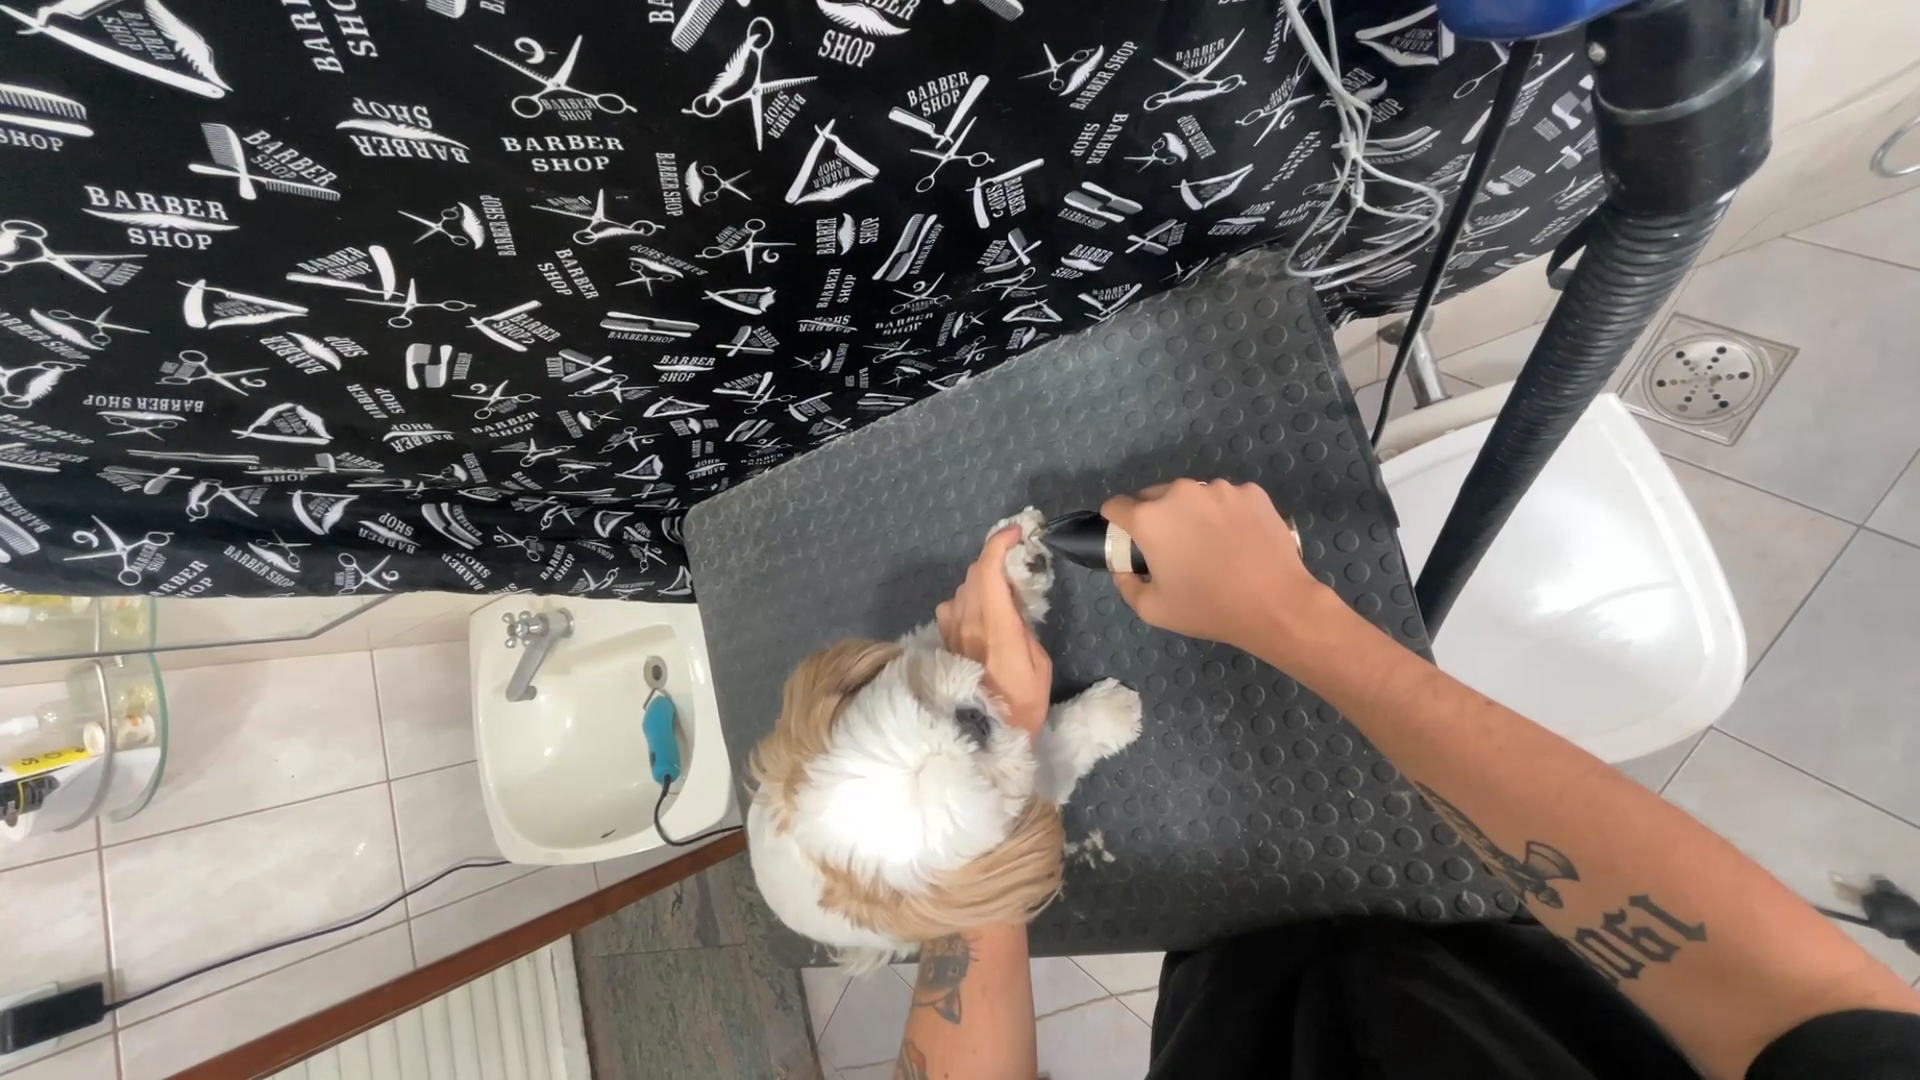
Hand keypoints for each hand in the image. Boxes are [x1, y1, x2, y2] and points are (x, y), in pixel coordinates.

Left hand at [936, 527, 1052, 733]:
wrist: (984, 735)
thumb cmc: (1022, 702)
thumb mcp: (1039, 663)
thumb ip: (1023, 628)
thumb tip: (1012, 609)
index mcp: (995, 623)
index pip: (988, 567)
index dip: (999, 542)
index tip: (1017, 533)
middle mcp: (966, 619)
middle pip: (974, 572)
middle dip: (995, 563)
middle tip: (1016, 569)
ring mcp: (950, 629)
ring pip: (962, 589)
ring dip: (982, 584)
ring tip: (1001, 600)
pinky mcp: (942, 640)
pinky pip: (953, 608)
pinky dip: (969, 603)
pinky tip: (981, 621)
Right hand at [1102, 480, 1330, 655]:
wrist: (1276, 605)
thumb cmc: (1208, 608)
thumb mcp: (1152, 609)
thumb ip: (1126, 584)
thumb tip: (1124, 568)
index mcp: (1150, 518)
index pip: (1115, 505)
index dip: (1116, 522)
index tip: (1128, 538)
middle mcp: (1180, 493)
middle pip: (1154, 496)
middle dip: (1156, 517)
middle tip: (1173, 548)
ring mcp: (1219, 489)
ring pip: (1193, 496)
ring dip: (1192, 513)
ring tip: (1212, 544)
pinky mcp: (1252, 492)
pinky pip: (1227, 499)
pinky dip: (1226, 513)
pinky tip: (1239, 540)